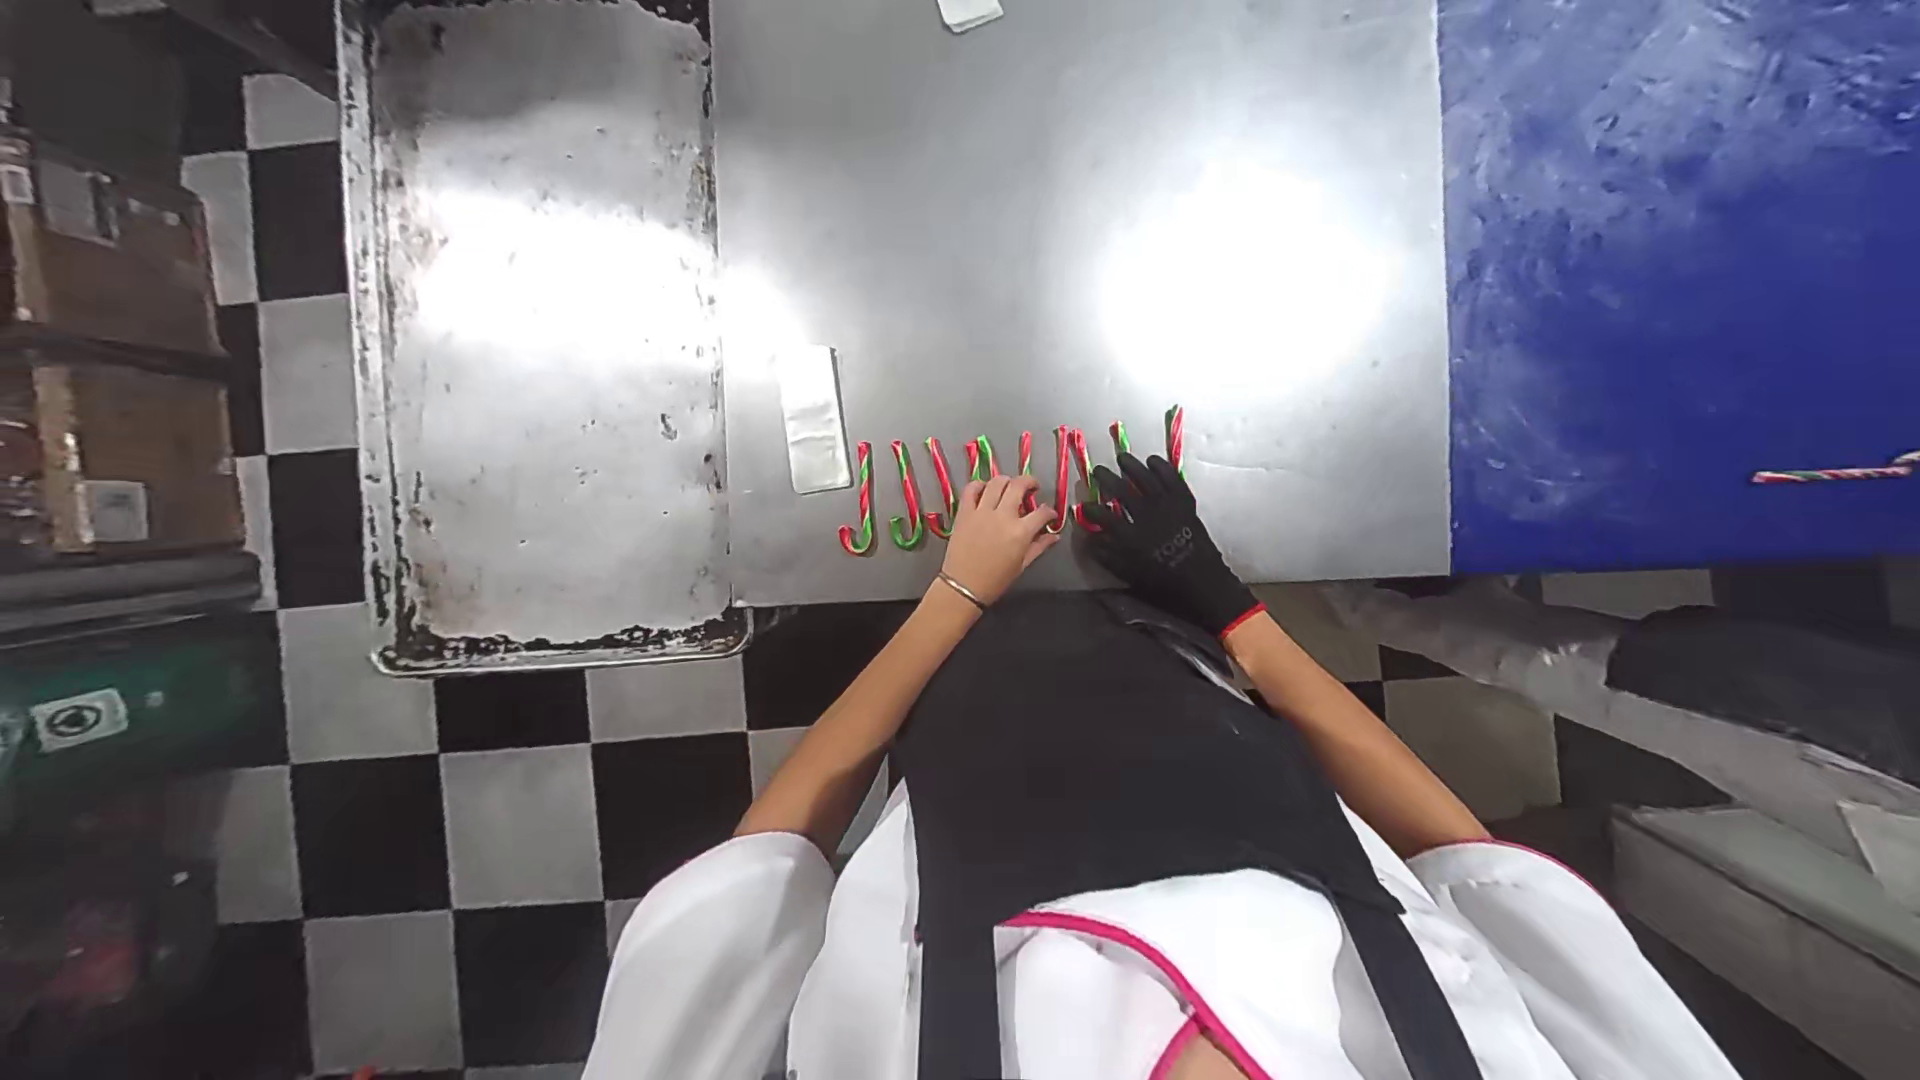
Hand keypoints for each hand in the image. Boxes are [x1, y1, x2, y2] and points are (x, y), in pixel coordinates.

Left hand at [940, 475, 1059, 604]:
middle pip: (1019, 486)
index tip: (1049, 514)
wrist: (963, 586)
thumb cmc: (995, 580)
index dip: (1049, 511)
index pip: (1042, 512)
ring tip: (1010, 487)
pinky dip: (979, 485)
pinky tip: (985, 490)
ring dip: (1007, 481)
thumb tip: (1054, 536)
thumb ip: (1039, 546)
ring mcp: (982, 512)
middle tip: (1032, 487)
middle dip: (1030, 482)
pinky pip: (971, 489)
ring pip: (997, 482)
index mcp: (1020, 532)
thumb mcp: (1022, 565)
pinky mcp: (964, 513)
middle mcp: (1003, 516)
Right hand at [1082, 454, 1259, 636]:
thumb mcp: (1128, 573)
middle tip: (1097, 470)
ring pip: (1146, 479)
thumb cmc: (1162, 581)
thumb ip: (1106, 555)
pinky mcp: (1184, 502)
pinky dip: (1161, 467)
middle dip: (1106, 478)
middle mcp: (1147, 516)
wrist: (1201, 581)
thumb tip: (1089, 538)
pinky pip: (1171, 479)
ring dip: (1132, 466)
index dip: (1091, 509)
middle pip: (1121, 490)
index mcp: (1130, 537)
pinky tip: (1152, 460)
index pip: (1103, 516)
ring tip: (1122, 458)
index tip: (1085, 506)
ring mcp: (1167, 506)